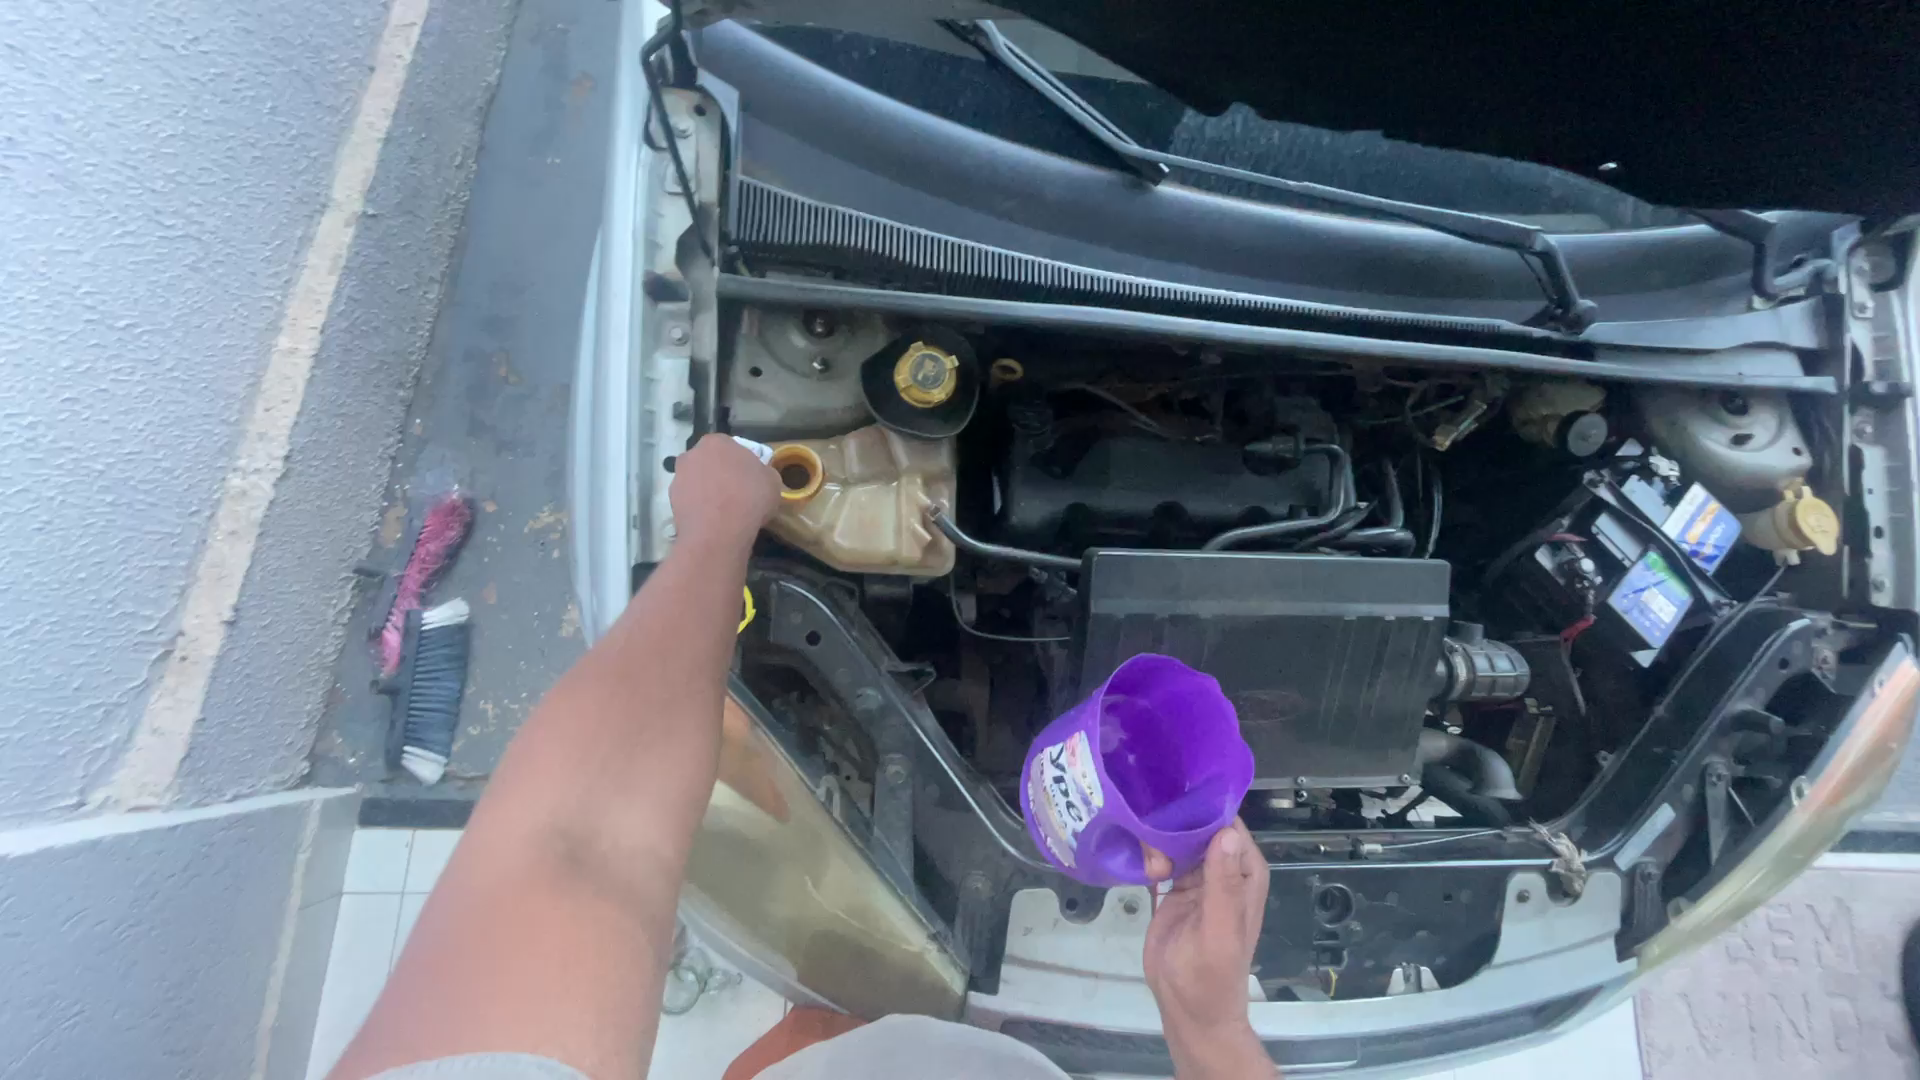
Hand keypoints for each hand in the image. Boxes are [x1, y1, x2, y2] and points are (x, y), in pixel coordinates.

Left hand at [668, 434, 780, 548]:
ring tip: (725, 511)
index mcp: (717, 442)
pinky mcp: (671, 502)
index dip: (740, 462)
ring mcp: (678, 478)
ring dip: (708, 492)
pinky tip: (713, 521)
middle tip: (737, 492)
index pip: (729, 446)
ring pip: (698, 482)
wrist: (718, 531)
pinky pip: (690, 501)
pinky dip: (700, 509)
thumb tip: (759, 475)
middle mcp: (692, 454)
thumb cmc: (750, 498)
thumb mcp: (772, 481)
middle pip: (709, 462)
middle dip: (721, 474)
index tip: (749, 478)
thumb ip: (763, 472)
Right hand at [1143, 820, 1274, 1077]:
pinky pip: (1161, 853)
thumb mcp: (1219, 930)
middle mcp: (1224, 867)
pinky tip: (1146, 872)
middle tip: (1156, 844)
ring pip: (1175, 835)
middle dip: (1173, 825)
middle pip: (1196, 822)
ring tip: (1153, 870)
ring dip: (1158, 843)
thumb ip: (1223, 884)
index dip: (1201, 808)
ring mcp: (1198, 874)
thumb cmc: (1210, 975)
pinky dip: (1150, 855)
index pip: (1227, 822)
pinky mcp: (1174, 885)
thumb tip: (1226, 833)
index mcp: (1245, 872)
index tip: (1172, 801)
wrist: (1188, 1010)